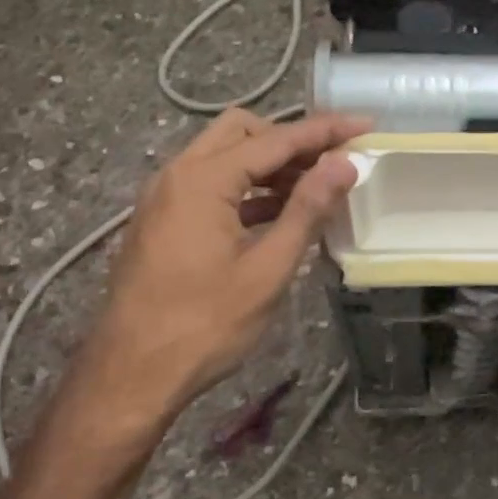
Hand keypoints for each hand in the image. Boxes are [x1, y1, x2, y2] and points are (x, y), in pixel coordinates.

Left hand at [54, 110, 369, 449]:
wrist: (132, 373)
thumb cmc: (205, 324)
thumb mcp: (267, 270)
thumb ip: (306, 210)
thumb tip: (342, 165)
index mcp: (203, 180)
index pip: (274, 139)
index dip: (324, 131)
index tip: (364, 125)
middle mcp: (177, 175)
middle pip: (241, 133)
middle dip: (291, 140)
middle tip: (334, 162)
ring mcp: (164, 198)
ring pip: (223, 158)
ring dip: (269, 166)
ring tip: (316, 189)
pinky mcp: (162, 222)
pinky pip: (210, 186)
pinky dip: (246, 189)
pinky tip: (278, 214)